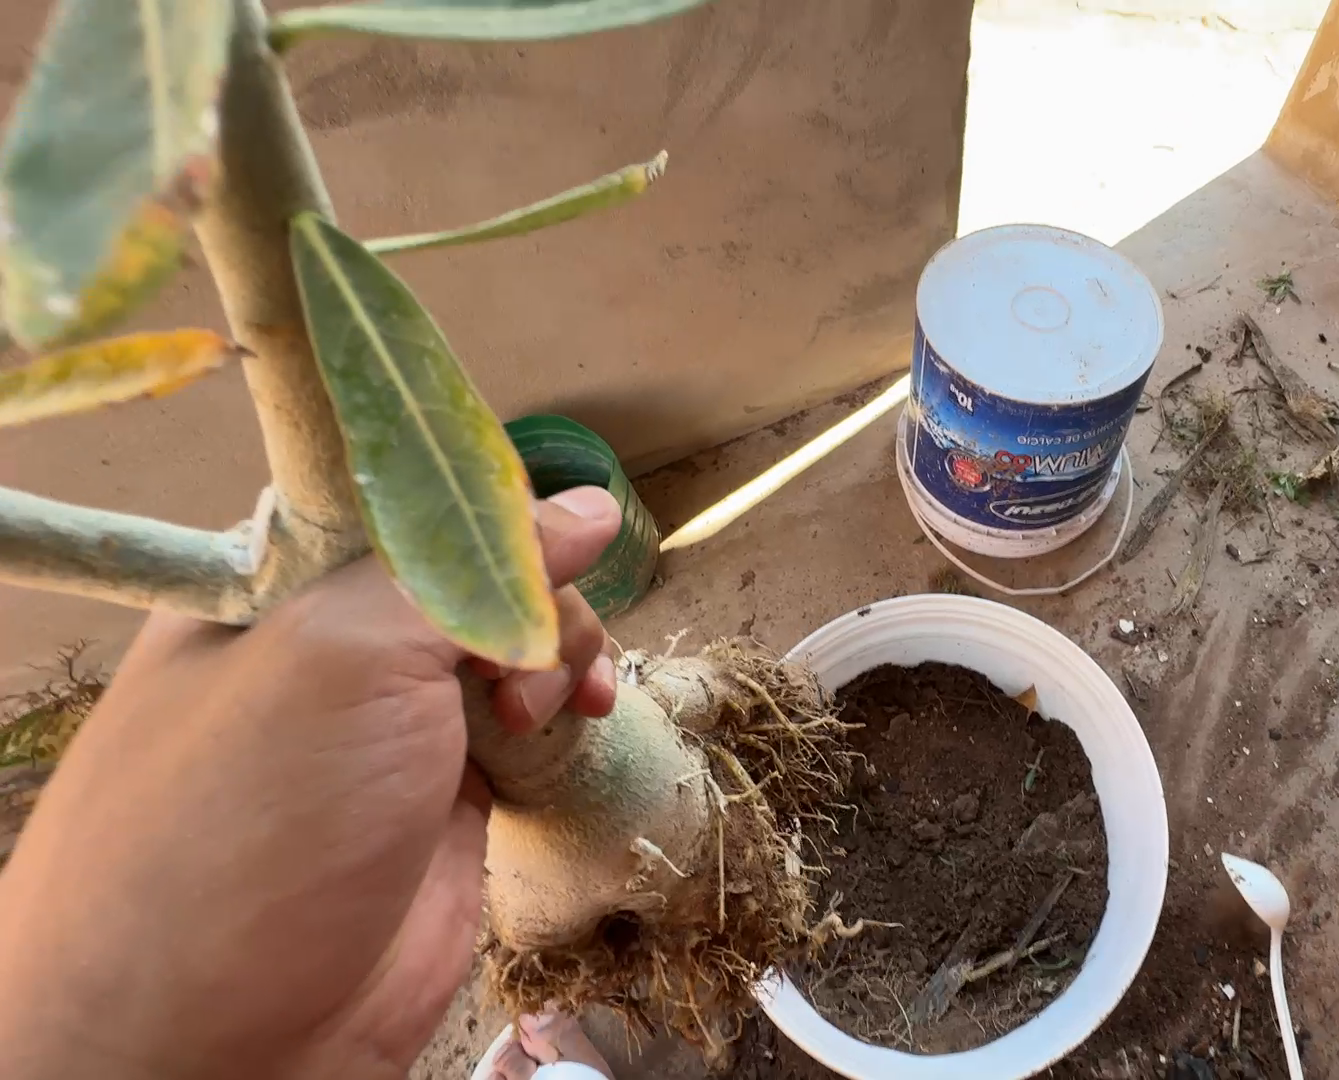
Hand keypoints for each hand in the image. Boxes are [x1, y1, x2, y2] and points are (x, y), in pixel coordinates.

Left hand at [0, 487, 623, 1078]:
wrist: (230, 1047)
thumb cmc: (257, 823)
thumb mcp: (349, 658)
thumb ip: (475, 570)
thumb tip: (595, 506)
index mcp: (285, 589)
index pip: (412, 504)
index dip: (490, 512)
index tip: (543, 539)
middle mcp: (350, 641)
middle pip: (490, 571)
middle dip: (536, 604)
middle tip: (527, 663)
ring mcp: (409, 711)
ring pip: (528, 636)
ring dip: (563, 657)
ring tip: (548, 713)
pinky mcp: (463, 770)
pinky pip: (541, 703)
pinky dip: (572, 703)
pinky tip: (584, 719)